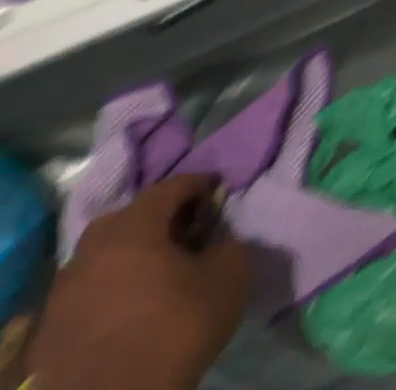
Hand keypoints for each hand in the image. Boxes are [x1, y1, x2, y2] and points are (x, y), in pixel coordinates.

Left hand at [29, 174, 250, 389]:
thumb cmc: (179, 323)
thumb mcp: (230, 274)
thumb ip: (227, 244)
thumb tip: (216, 240)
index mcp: (132, 232)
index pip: (166, 189)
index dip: (198, 183)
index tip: (220, 187)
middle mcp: (90, 252)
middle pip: (126, 218)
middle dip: (160, 216)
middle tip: (191, 226)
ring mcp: (65, 287)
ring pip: (105, 252)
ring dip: (136, 248)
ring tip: (166, 262)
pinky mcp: (55, 319)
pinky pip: (93, 282)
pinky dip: (118, 276)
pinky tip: (141, 292)